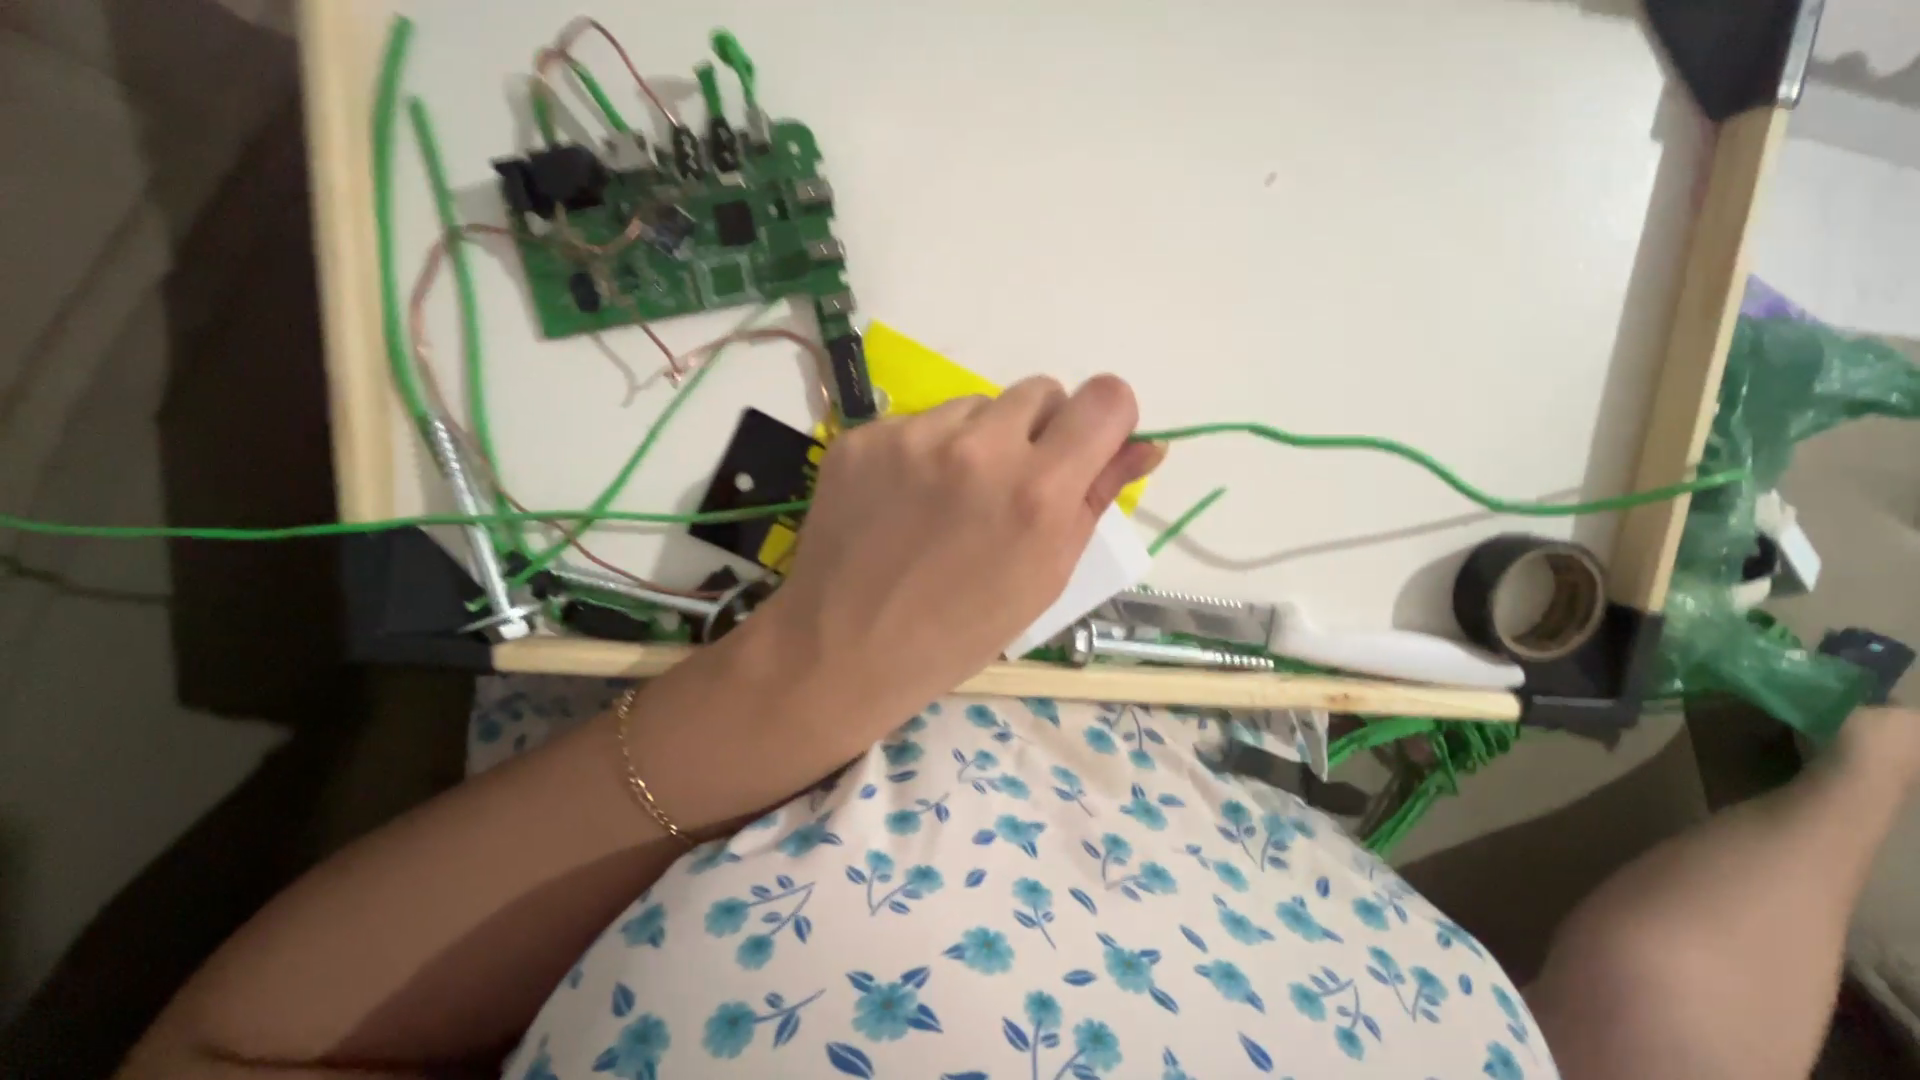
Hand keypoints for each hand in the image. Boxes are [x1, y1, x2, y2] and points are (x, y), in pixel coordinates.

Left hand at [747, 374, 1162, 730]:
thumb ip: (1097, 501)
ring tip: (947, 500)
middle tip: (1011, 485)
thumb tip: (1146, 446)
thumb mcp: (1045, 578)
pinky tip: (902, 501)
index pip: (1105, 399)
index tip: (1087, 448)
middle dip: (1040, 431)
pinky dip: (923, 452)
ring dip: (978, 440)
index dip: (1105, 420)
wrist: (844, 649)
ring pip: (975, 405)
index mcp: (1038, 492)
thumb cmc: (959, 632)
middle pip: (1040, 390)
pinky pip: (918, 422)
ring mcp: (913, 437)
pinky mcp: (864, 437)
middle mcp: (980, 449)